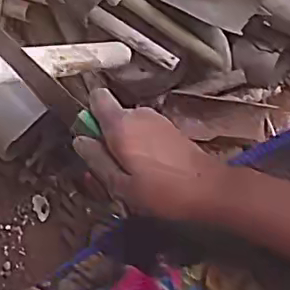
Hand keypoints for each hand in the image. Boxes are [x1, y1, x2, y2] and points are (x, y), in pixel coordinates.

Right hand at [72, 88, 230, 221]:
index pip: (97, 98)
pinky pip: (145, 132)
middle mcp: (139, 114)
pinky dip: (142, 146)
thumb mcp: (120, 185)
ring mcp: (157, 119)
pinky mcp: (171, 129)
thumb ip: (97, 160)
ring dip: (126, 144)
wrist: (209, 189)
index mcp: (121, 124)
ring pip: (129, 126)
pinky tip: (151, 170)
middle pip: (112, 116)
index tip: (89, 137)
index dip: (89, 114)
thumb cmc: (162, 191)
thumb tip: (80, 141)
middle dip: (108, 137)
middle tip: (111, 168)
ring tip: (133, 174)